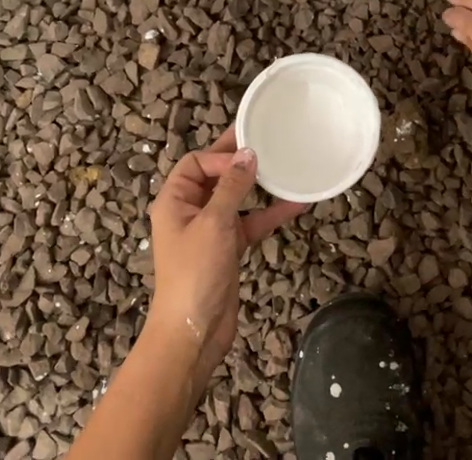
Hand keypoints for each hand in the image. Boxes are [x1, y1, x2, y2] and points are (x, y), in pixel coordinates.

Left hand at [145, 127, 305, 380]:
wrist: (194, 332)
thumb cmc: (195, 271)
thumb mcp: (213, 222)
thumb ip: (232, 185)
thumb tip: (248, 152)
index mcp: (174, 200)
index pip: (196, 162)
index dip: (220, 154)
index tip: (249, 155)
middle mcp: (190, 211)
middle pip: (216, 176)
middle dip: (240, 161)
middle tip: (269, 138)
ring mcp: (210, 230)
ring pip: (236, 198)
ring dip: (259, 186)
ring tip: (285, 165)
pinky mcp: (228, 248)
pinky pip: (250, 222)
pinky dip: (270, 213)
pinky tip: (297, 203)